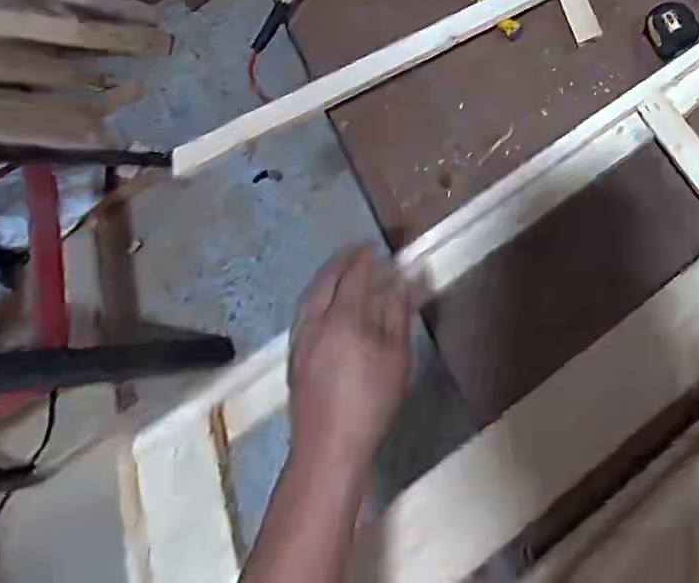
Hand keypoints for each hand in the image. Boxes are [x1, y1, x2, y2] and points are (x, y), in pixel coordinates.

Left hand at [287, 246, 411, 471]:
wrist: (327, 451)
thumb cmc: (371, 402)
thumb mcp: (397, 356)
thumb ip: (398, 313)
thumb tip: (403, 279)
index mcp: (342, 319)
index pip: (353, 276)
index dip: (365, 258)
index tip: (377, 245)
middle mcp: (315, 325)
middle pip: (325, 282)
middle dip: (342, 263)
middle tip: (359, 252)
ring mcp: (300, 343)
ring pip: (310, 298)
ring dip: (327, 279)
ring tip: (343, 273)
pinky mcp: (295, 360)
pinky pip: (305, 314)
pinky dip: (318, 298)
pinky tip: (327, 306)